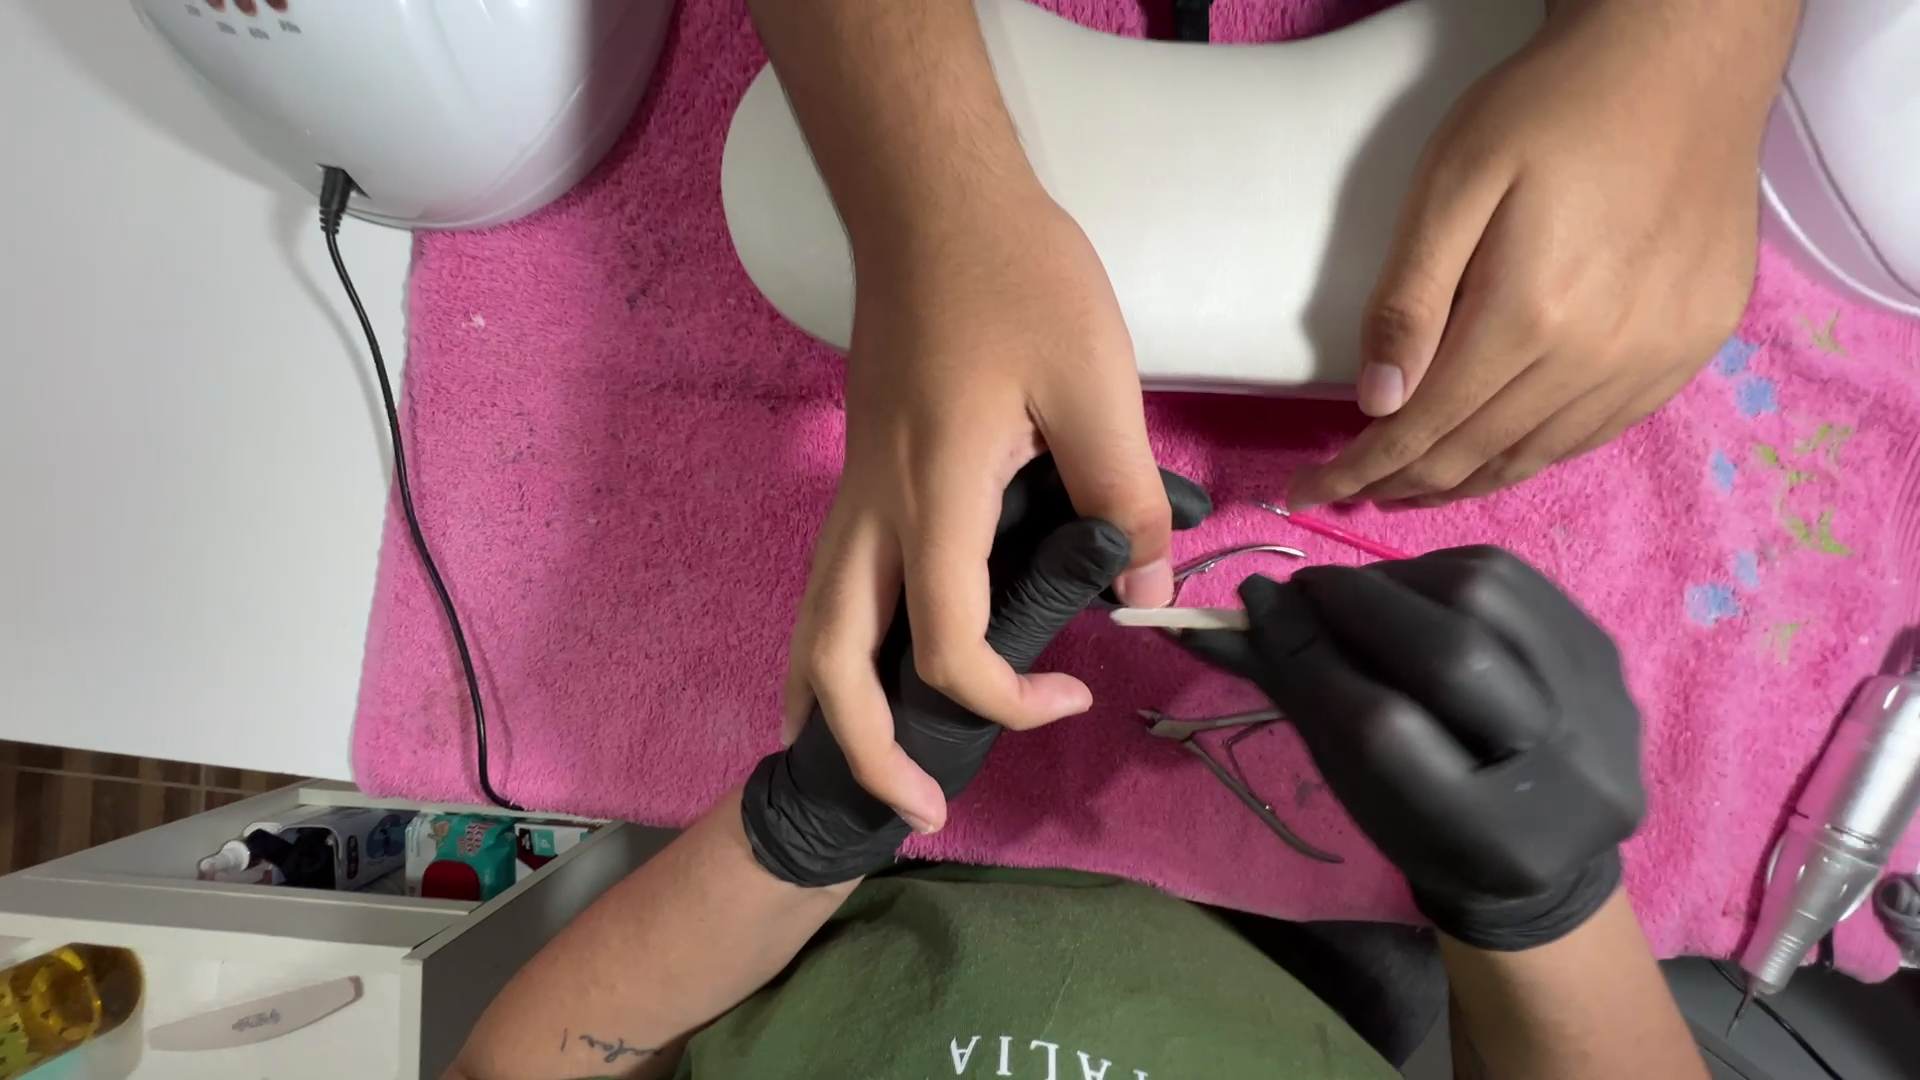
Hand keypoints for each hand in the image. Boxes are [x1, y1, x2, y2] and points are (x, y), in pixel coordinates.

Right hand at [789, 195, 1175, 832]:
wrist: (929, 209)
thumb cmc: (1015, 283)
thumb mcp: (1096, 384)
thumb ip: (1124, 497)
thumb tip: (1145, 590)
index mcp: (933, 500)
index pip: (950, 647)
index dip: (1013, 700)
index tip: (1081, 690)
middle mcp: (872, 516)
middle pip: (829, 662)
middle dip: (865, 751)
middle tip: (921, 805)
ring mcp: (853, 500)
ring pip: (811, 629)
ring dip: (831, 709)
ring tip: (875, 761)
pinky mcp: (859, 483)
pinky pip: (831, 591)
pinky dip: (837, 653)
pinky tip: (866, 668)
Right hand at [1183, 547, 1645, 949]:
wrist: (1531, 843)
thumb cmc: (1412, 820)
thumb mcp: (1343, 773)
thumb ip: (1285, 689)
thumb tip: (1205, 617)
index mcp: (1486, 833)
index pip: (1377, 724)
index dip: (1306, 653)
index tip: (1256, 604)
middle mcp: (1570, 775)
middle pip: (1448, 654)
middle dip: (1354, 602)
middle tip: (1303, 588)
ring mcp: (1606, 707)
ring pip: (1482, 597)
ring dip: (1395, 580)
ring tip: (1356, 596)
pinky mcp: (1609, 652)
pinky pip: (1509, 577)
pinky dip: (1437, 570)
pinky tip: (1409, 593)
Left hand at [1289, 0, 1796, 508]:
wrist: (1688, 48)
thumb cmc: (1547, 113)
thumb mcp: (1447, 194)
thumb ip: (1407, 305)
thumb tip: (1375, 402)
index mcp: (1528, 318)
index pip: (1416, 432)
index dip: (1355, 471)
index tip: (1304, 491)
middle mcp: (1598, 355)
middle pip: (1467, 457)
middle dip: (1393, 485)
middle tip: (1345, 492)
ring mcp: (1656, 356)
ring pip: (1528, 459)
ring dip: (1454, 483)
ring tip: (1402, 490)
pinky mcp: (1692, 345)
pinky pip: (1590, 435)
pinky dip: (1522, 459)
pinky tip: (1486, 459)